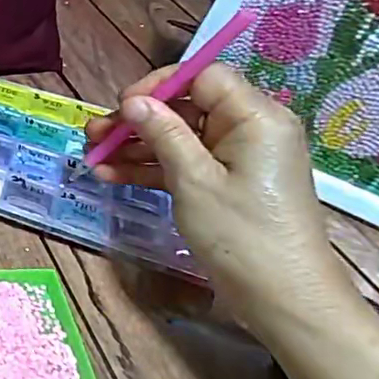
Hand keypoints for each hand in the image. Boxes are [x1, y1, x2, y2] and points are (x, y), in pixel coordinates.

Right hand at [84, 63, 361, 342]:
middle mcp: (250, 129)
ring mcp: (239, 158)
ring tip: (93, 158)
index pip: (203, 77)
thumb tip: (134, 101)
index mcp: (255, 117)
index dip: (159, 85)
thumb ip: (163, 134)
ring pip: (180, 138)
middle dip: (138, 121)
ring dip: (136, 147)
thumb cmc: (242, 235)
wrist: (285, 302)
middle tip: (94, 135)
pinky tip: (112, 176)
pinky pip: (186, 163)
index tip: (123, 107)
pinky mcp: (229, 183)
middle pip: (186, 108)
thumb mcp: (194, 181)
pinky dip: (153, 168)